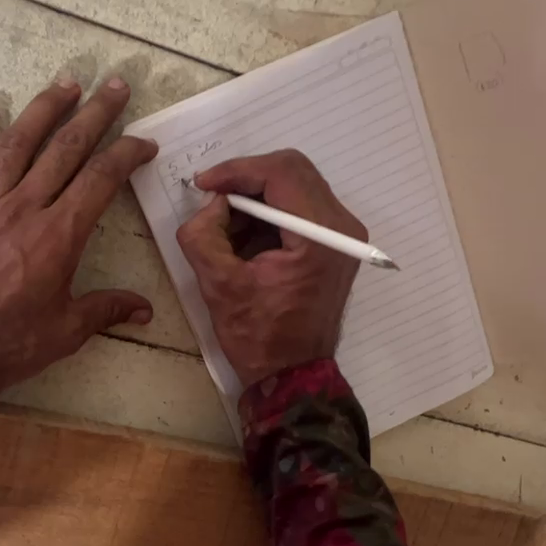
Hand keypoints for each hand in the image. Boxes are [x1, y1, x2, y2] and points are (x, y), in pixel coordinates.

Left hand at [0, 77, 155, 545]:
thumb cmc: (10, 345)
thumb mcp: (67, 330)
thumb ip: (107, 310)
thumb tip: (144, 309)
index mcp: (60, 235)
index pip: (102, 179)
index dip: (127, 154)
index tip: (144, 142)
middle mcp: (25, 209)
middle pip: (65, 149)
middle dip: (94, 114)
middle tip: (114, 86)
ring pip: (17, 145)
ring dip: (43, 110)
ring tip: (65, 83)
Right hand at [177, 150, 365, 387]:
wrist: (292, 373)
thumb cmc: (258, 337)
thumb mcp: (218, 285)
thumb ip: (204, 234)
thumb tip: (211, 205)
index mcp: (320, 236)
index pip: (281, 173)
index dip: (236, 171)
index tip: (202, 185)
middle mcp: (342, 227)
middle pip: (292, 171)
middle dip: (245, 181)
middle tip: (211, 199)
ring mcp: (343, 235)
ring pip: (294, 186)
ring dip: (254, 199)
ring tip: (223, 226)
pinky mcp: (334, 244)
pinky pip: (298, 208)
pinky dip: (267, 214)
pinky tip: (242, 238)